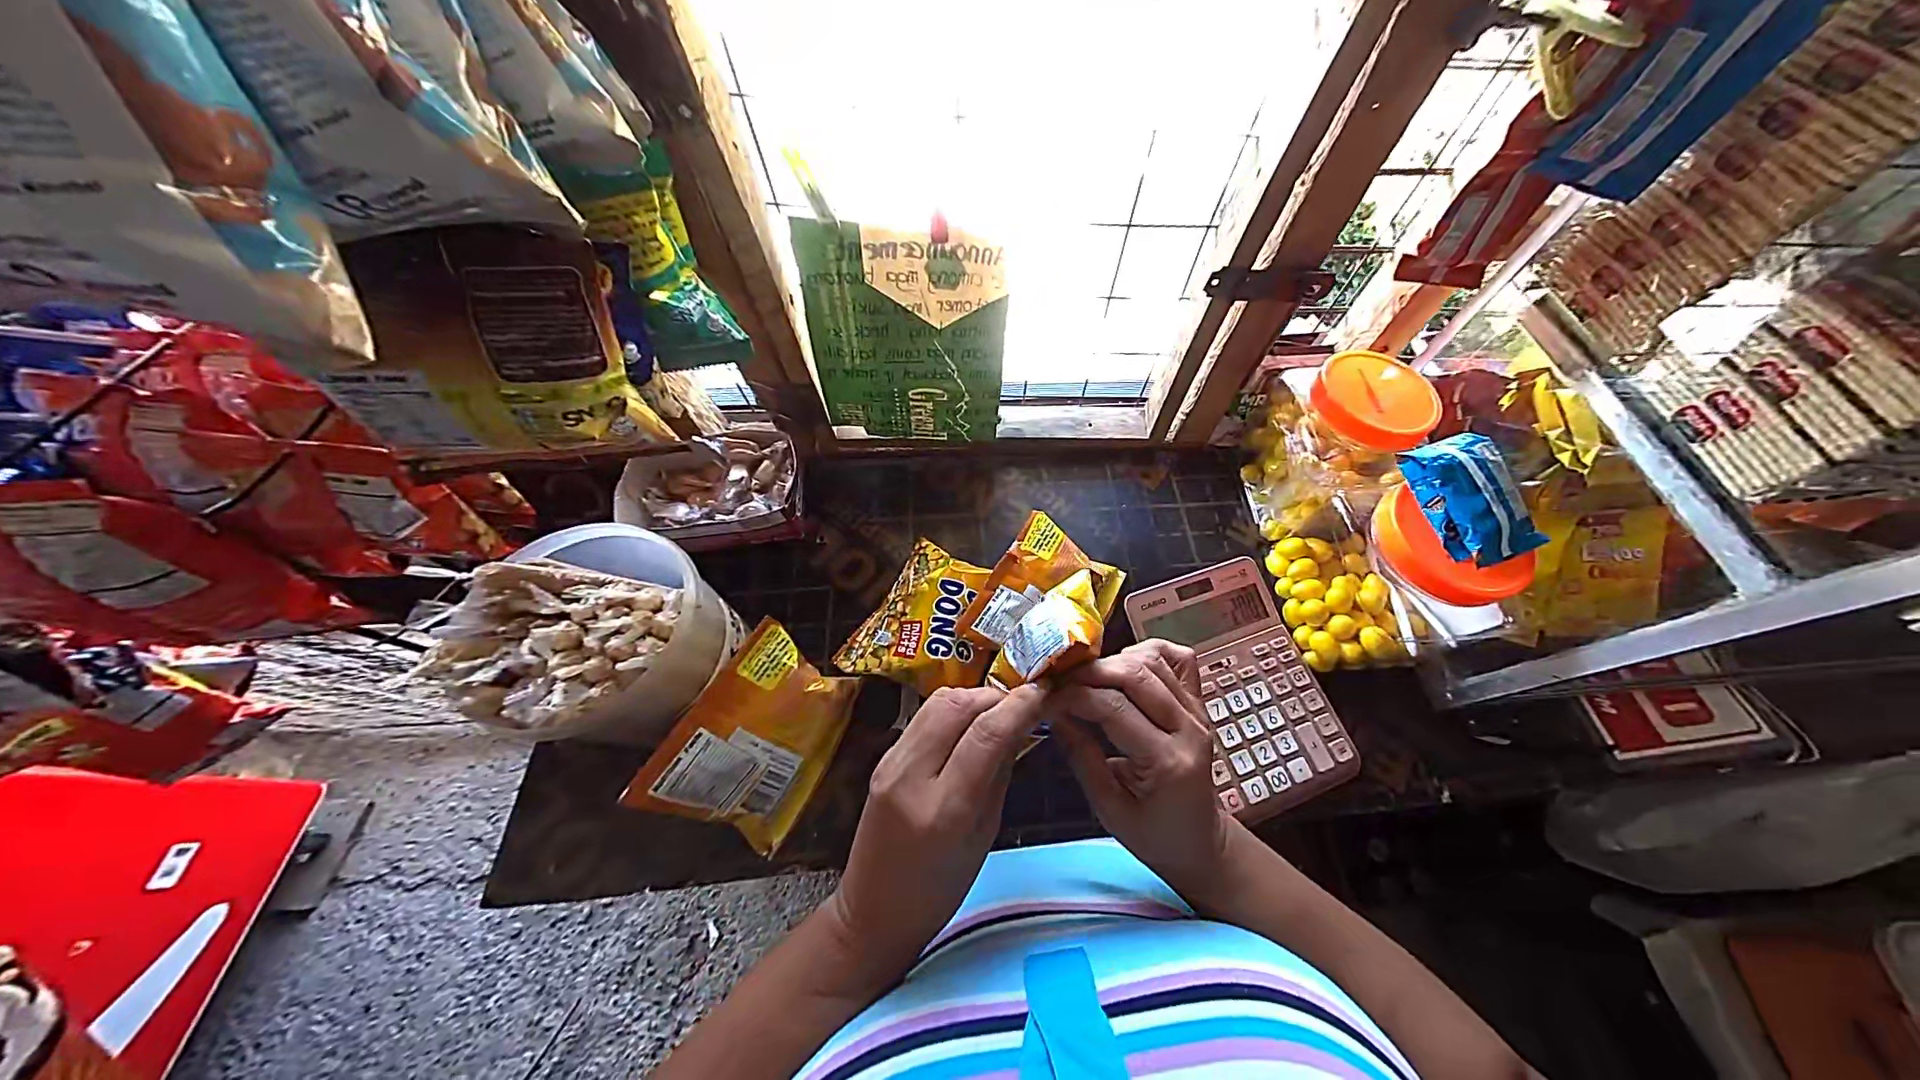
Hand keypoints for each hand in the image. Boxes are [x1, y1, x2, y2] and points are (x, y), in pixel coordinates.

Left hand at [830, 684, 1047, 976]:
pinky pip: (922, 718)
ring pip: (936, 703)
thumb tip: (1020, 726)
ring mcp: (890, 764)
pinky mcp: (882, 758)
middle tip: (1022, 704)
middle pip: (957, 705)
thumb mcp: (984, 834)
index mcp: (944, 809)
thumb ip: (1000, 774)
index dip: (1020, 705)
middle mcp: (911, 777)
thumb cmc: (940, 889)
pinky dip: (952, 710)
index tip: (1044, 692)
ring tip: (998, 712)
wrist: (873, 909)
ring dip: (973, 697)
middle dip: (995, 695)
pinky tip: (969, 724)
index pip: (986, 735)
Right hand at [1049, 640, 1235, 897]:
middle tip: (1058, 682)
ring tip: (1084, 678)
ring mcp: (1198, 712)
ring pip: (1153, 659)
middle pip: (1135, 673)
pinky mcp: (1199, 702)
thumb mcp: (1108, 809)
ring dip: (1112, 660)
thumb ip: (1082, 756)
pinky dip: (1147, 652)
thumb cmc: (1155, 835)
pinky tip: (1124, 667)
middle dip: (1088, 671)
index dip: (1072, 695)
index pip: (1114, 707)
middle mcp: (1189, 728)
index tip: (1045, 698)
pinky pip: (1177, 659)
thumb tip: (1053, 713)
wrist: (1201, 841)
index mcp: (1168, 762)